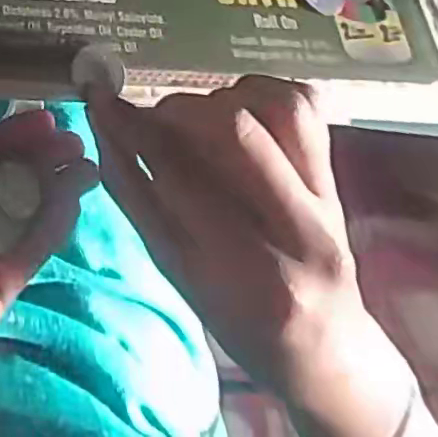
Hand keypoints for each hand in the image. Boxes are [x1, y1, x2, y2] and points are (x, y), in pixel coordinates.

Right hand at [87, 76, 419, 436]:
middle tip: (152, 122)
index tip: (99, 99)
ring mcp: (329, 195)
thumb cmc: (237, 316)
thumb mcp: (174, 268)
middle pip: (235, 130)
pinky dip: (258, 92)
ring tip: (195, 121)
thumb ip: (134, 194)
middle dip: (176, 112)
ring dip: (219, 100)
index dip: (133, 127)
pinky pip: (300, 103)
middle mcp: (303, 229)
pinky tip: (234, 109)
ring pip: (275, 107)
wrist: (326, 345)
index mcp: (252, 272)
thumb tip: (101, 125)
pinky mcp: (337, 170)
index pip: (181, 175)